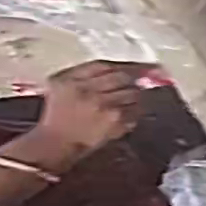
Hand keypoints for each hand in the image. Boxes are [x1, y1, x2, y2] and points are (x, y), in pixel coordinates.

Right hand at [30, 61, 146, 161]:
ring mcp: (105, 106)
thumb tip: (126, 67)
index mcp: (70, 80)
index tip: (146, 65)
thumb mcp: (61, 86)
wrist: (59, 140)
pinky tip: (122, 114)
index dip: (127, 65)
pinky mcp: (118, 120)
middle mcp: (88, 91)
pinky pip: (137, 109)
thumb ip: (86, 74)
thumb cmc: (61, 112)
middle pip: (124, 77)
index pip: (105, 66)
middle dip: (131, 81)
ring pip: (134, 93)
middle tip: (130, 86)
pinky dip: (135, 110)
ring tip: (121, 103)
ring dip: (133, 97)